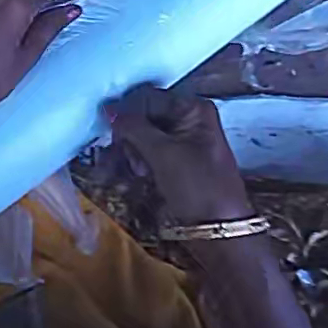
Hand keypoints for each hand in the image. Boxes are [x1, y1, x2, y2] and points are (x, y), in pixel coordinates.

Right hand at [106, 85, 252, 225]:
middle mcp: (189, 118)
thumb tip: (109, 109)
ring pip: (143, 135)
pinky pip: (150, 150)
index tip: (113, 136)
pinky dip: (141, 160)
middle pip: (144, 116)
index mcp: (192, 108)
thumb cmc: (196, 186)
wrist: (218, 228)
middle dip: (131, 137)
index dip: (127, 115)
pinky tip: (141, 175)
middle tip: (130, 160)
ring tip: (138, 172)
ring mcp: (184, 139)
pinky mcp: (177, 159)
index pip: (147, 98)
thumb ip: (134, 127)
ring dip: (133, 151)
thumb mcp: (163, 153)